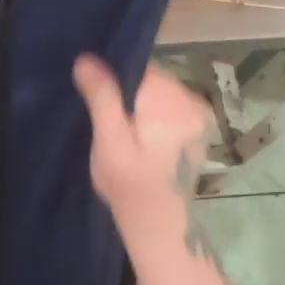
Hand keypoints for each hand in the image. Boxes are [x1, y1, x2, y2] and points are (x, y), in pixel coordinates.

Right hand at [74, 56, 212, 232]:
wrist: (160, 226)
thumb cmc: (130, 188)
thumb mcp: (109, 143)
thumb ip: (102, 98)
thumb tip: (86, 59)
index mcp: (171, 102)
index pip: (137, 67)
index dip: (113, 77)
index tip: (96, 98)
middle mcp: (191, 101)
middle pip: (148, 76)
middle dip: (126, 91)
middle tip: (106, 122)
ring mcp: (198, 113)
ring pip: (157, 88)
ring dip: (138, 102)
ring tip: (121, 130)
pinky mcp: (197, 124)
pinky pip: (167, 102)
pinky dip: (151, 112)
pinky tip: (139, 136)